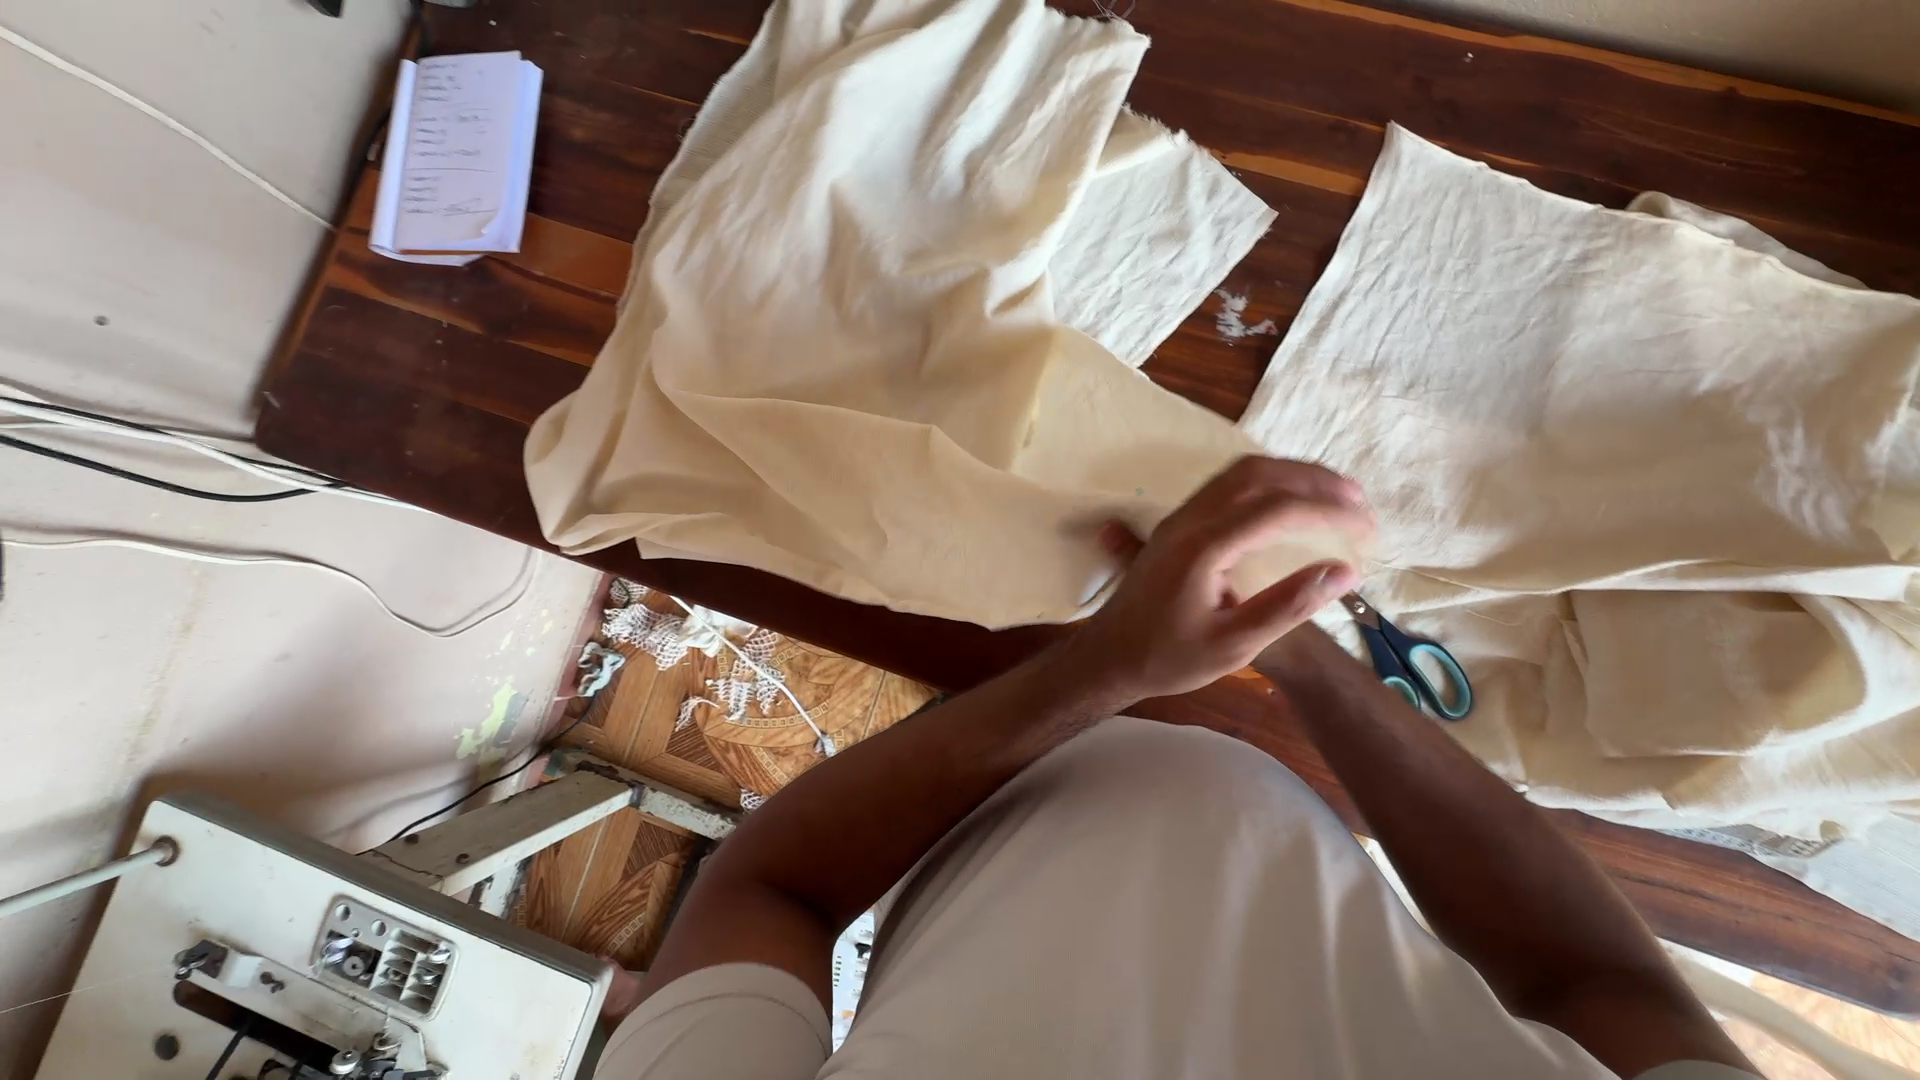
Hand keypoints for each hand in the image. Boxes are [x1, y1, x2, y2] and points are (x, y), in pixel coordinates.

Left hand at [1056, 456, 1372, 701]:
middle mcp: (1187, 521)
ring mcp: (1177, 519)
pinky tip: (1286, 500)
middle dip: (1312, 479)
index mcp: (1202, 548)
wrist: (1109, 657)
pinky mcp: (1175, 525)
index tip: (1366, 526)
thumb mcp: (1234, 645)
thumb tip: (1344, 570)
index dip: (1327, 510)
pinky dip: (1265, 482)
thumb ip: (1288, 605)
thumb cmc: (1169, 659)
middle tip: (1357, 498)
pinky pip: (1225, 484)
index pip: (1275, 508)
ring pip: (1238, 472)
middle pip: (1256, 473)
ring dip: (1288, 475)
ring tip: (1331, 494)